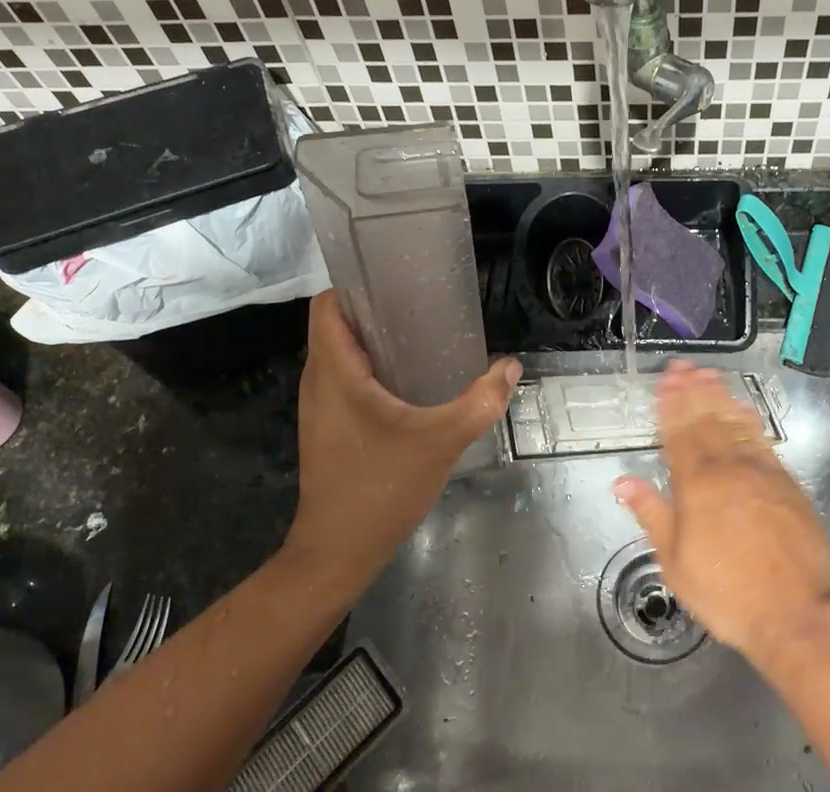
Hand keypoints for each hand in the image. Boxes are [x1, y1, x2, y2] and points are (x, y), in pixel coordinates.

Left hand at [285, 291, 519, 583]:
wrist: (338, 550)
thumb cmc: (382, 488)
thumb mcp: (442, 441)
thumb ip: (480, 401)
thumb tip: (511, 367)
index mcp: (336, 372)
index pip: (327, 306)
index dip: (354, 284)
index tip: (394, 278)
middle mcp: (318, 382)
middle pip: (334, 326)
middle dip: (371, 309)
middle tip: (419, 305)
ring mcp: (318, 407)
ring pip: (337, 355)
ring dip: (369, 341)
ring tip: (417, 337)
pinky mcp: (325, 428)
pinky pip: (342, 380)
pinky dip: (367, 369)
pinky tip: (406, 383)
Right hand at [613, 361, 829, 660]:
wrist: (795, 611)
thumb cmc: (727, 593)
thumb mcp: (675, 562)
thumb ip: (651, 515)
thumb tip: (623, 482)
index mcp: (697, 486)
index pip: (679, 434)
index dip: (671, 405)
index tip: (665, 380)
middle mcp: (729, 469)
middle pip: (707, 421)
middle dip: (693, 391)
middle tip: (684, 366)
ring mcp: (762, 473)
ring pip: (735, 425)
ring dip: (720, 397)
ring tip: (708, 375)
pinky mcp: (787, 483)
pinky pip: (763, 441)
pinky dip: (750, 420)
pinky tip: (744, 409)